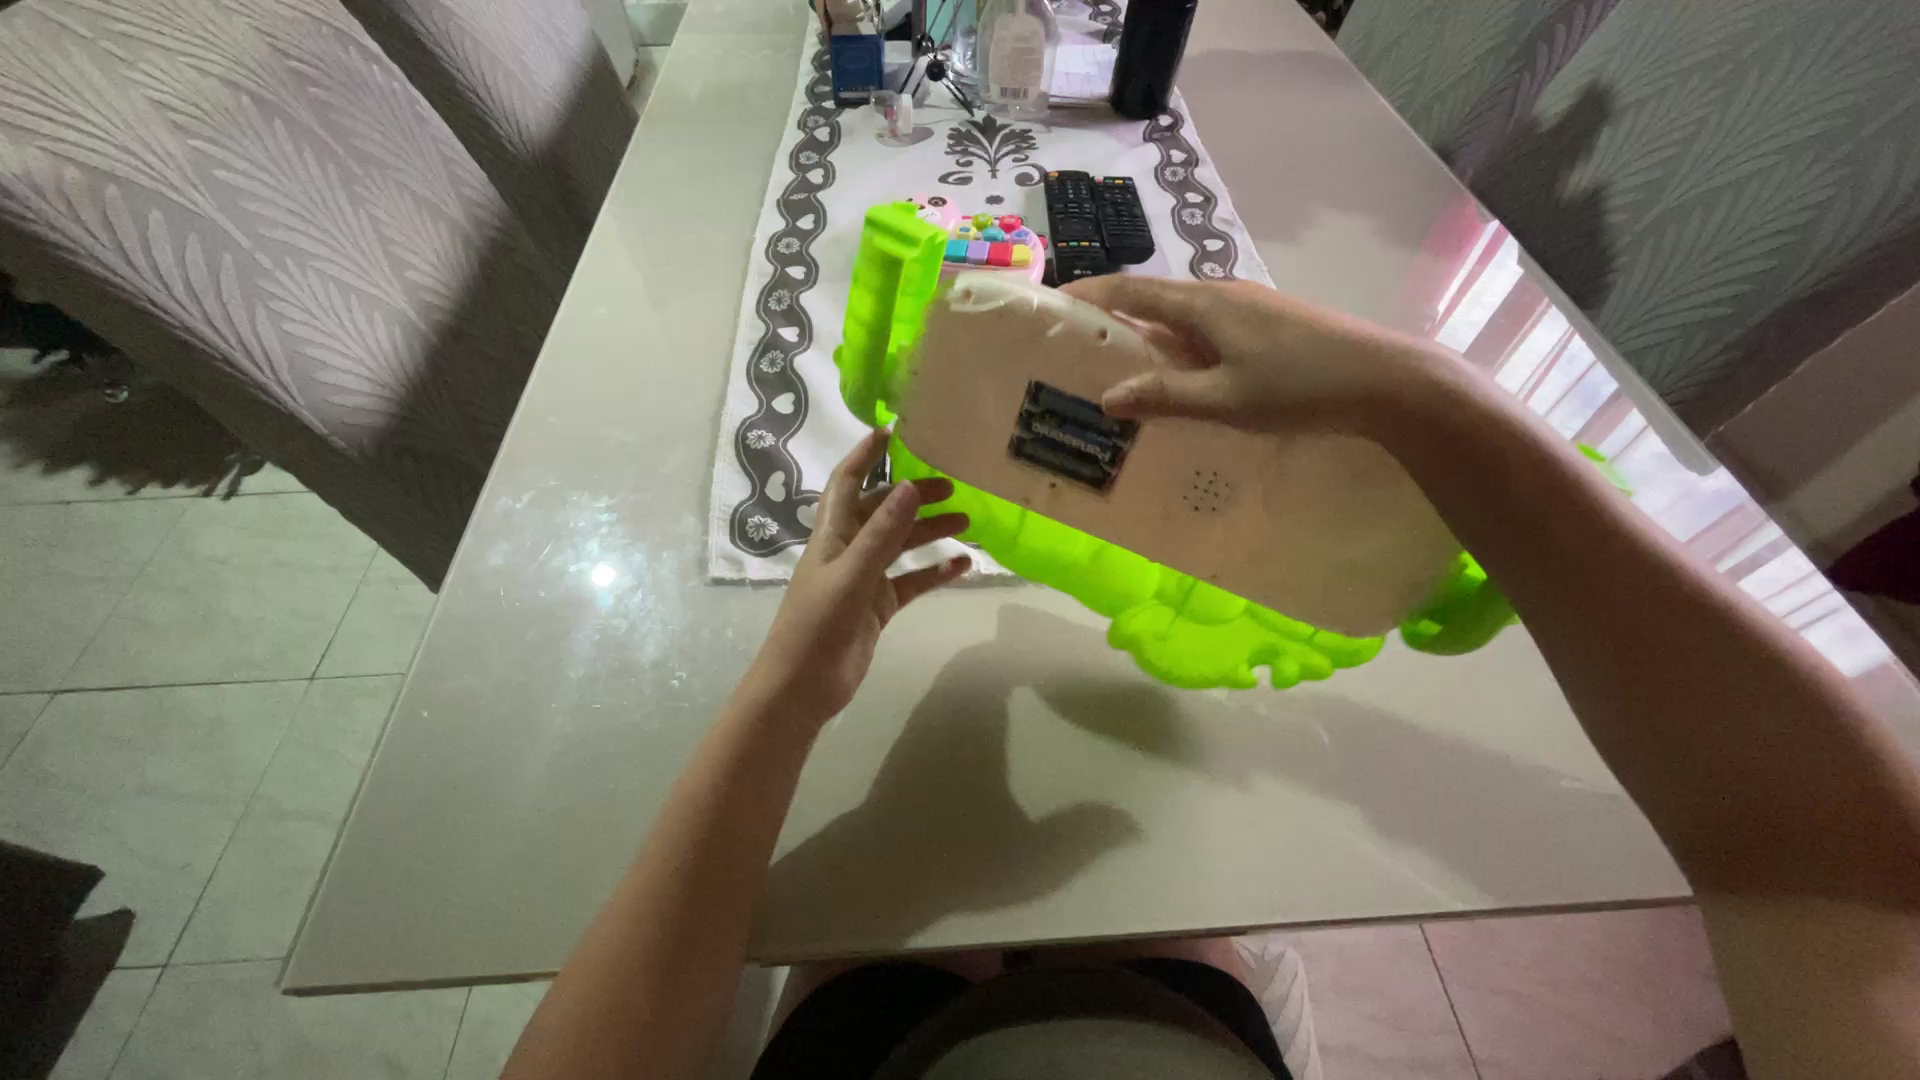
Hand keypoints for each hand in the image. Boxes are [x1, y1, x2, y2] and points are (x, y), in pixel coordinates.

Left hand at [741, 429, 970, 726]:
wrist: (802, 687)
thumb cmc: (817, 626)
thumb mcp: (851, 575)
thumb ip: (882, 534)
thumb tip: (909, 487)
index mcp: (831, 536)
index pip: (847, 482)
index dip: (866, 455)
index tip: (894, 430)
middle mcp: (848, 550)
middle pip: (882, 511)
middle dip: (913, 494)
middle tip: (953, 485)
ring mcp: (864, 579)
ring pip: (901, 545)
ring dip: (930, 531)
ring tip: (968, 520)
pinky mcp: (877, 607)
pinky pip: (911, 582)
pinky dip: (935, 572)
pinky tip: (965, 565)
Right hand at [1061, 276, 1447, 432]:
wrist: (1386, 380)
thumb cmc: (1300, 386)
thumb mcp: (1225, 399)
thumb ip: (1165, 396)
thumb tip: (1108, 398)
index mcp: (1203, 303)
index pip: (1130, 290)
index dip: (1088, 295)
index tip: (1050, 306)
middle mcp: (1220, 294)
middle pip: (1152, 301)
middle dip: (1111, 322)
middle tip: (1076, 353)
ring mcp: (1246, 308)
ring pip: (1180, 319)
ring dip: (1146, 339)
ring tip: (1117, 372)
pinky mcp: (1265, 326)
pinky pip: (1205, 332)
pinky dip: (1177, 350)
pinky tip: (1177, 379)